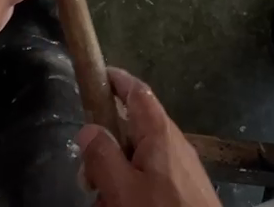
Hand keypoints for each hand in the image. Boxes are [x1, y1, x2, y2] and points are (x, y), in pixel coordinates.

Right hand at [77, 68, 220, 206]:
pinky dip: (133, 190)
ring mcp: (181, 168)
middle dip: (108, 148)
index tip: (97, 78)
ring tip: (104, 203)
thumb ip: (102, 157)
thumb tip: (88, 128)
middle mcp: (173, 143)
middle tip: (88, 177)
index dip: (117, 80)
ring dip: (118, 177)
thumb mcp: (123, 189)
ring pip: (140, 160)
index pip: (137, 91)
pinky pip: (152, 181)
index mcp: (159, 131)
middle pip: (134, 130)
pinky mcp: (185, 192)